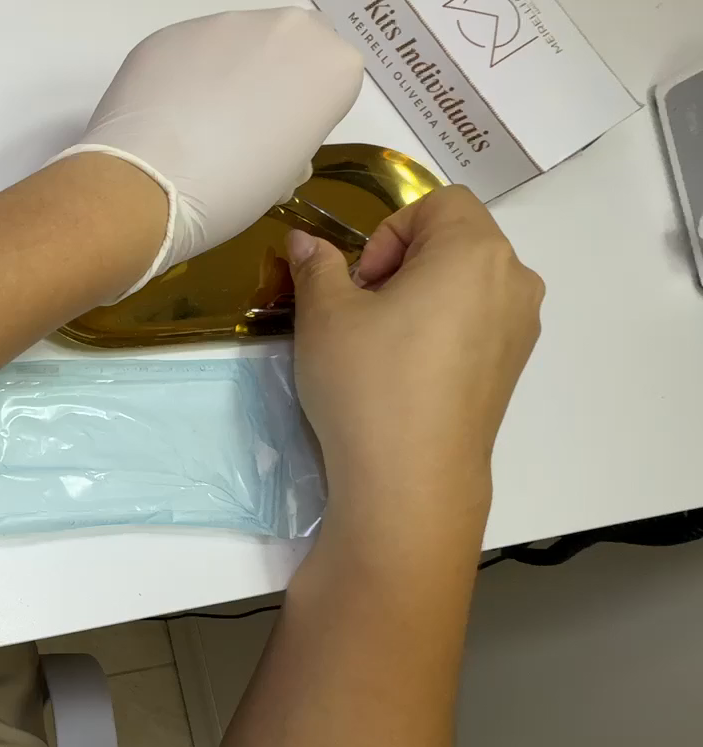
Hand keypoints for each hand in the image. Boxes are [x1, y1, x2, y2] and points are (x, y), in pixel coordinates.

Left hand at [58, 7, 364, 298]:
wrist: (139, 192)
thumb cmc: (220, 199)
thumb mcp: (275, 185)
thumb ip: (287, 147)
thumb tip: (269, 146)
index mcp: (334, 69)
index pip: (322, 92)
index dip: (291, 124)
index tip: (264, 151)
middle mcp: (290, 29)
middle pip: (280, 58)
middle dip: (259, 89)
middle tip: (222, 139)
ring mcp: (224, 24)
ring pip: (227, 52)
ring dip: (213, 83)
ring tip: (179, 133)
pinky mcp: (167, 35)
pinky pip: (177, 60)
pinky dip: (168, 85)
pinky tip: (150, 122)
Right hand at [286, 186, 544, 527]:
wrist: (408, 467)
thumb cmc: (365, 380)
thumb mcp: (323, 318)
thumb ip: (316, 269)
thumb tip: (303, 240)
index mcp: (472, 252)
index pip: (438, 204)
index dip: (386, 233)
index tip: (356, 284)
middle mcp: (512, 277)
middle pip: (453, 242)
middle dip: (399, 268)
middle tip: (356, 318)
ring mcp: (519, 323)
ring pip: (462, 286)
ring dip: (416, 301)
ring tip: (375, 350)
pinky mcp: (510, 362)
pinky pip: (472, 324)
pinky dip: (435, 332)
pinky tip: (400, 375)